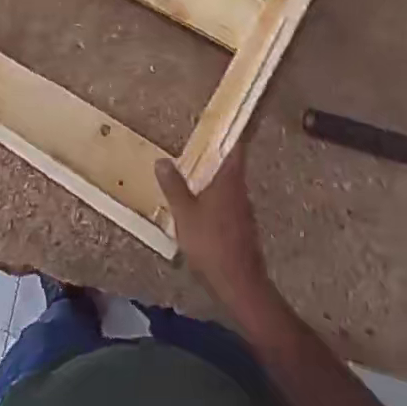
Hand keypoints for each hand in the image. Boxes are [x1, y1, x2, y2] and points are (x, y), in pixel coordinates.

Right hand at [156, 146, 273, 305]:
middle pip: (232, 167)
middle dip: (216, 157)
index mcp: (229, 182)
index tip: (224, 123)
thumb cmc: (210, 242)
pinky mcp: (242, 228)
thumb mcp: (184, 212)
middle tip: (197, 148)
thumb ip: (173, 186)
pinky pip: (227, 204)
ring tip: (192, 176)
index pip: (235, 150)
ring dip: (214, 180)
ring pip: (229, 187)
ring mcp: (244, 211)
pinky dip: (215, 199)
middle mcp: (240, 192)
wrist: (238, 282)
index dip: (231, 135)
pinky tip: (200, 208)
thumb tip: (163, 160)